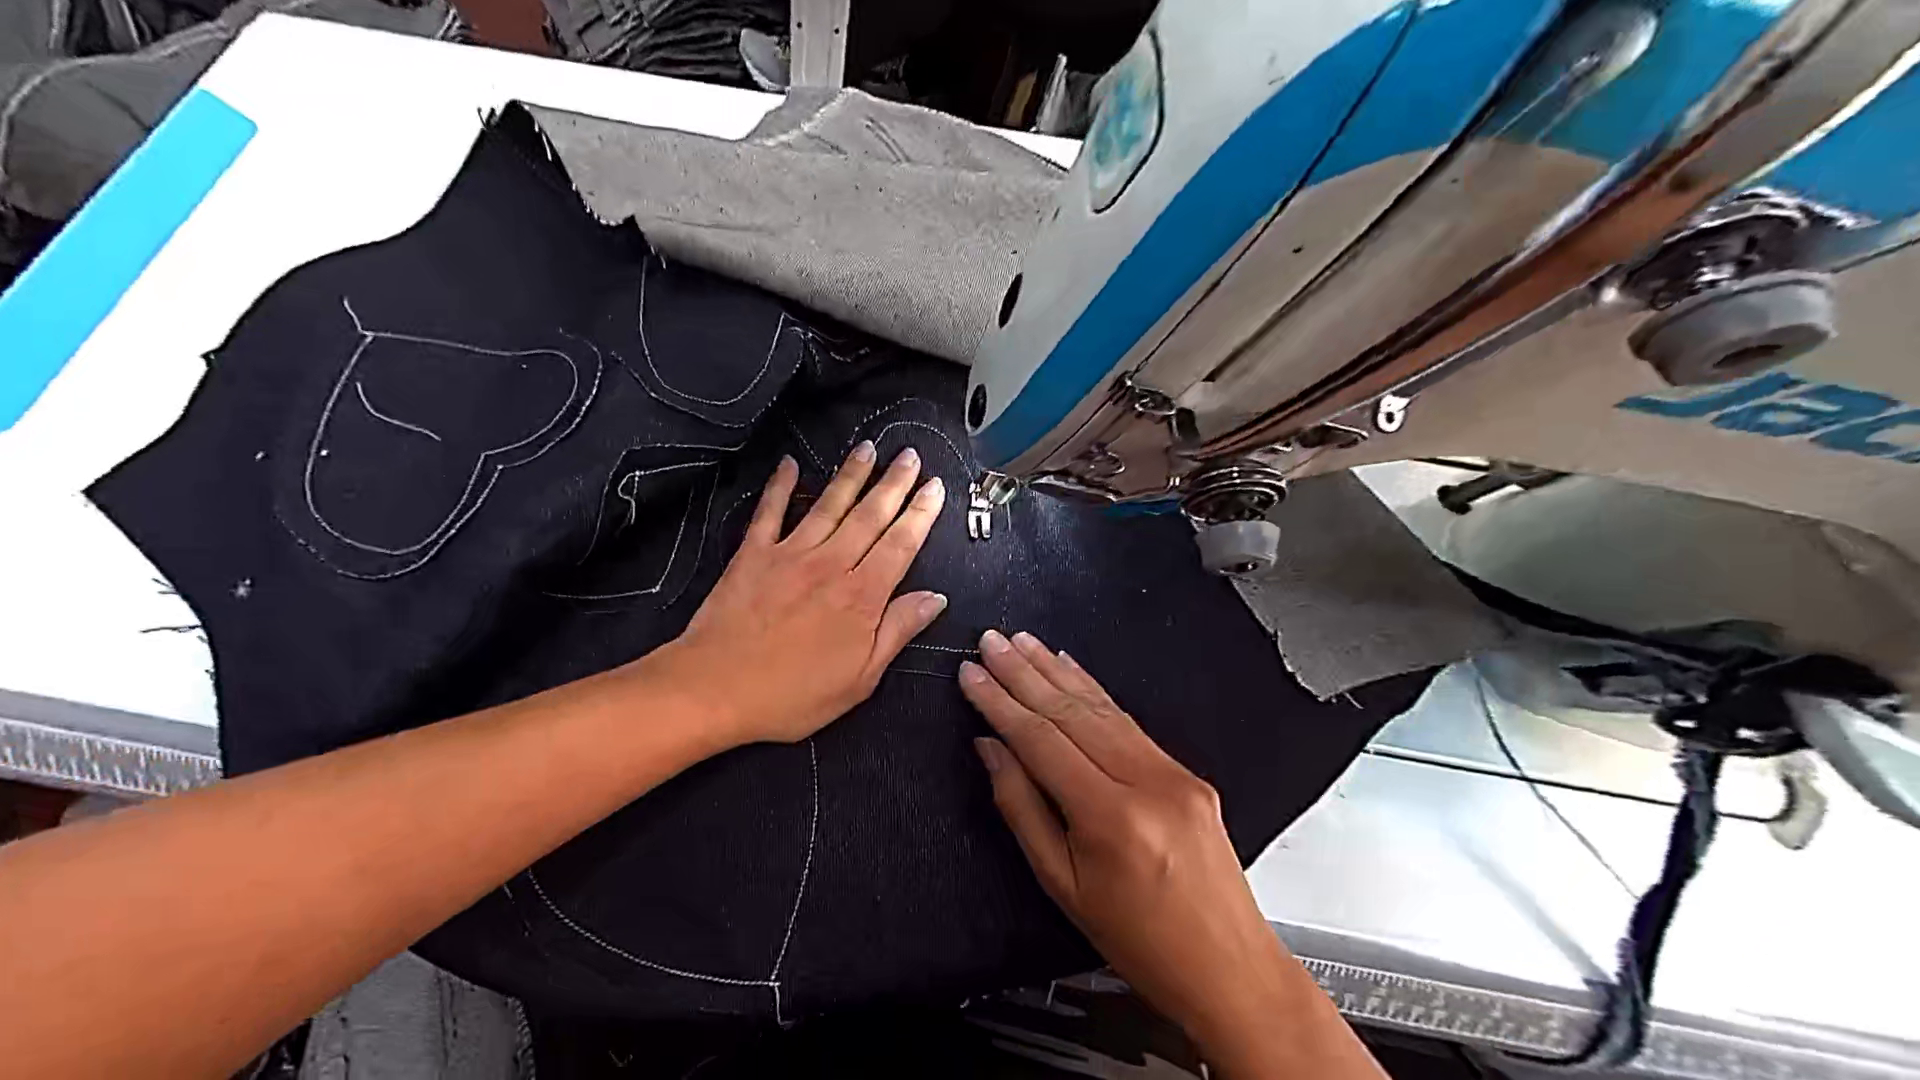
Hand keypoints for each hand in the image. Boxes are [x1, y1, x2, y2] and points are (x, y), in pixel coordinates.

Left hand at [650, 442, 947, 746]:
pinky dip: (780, 485)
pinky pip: (770, 511)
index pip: (901, 544)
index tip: (934, 487)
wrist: (714, 688)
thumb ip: (898, 631)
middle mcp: (831, 565)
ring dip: (851, 474)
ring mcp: (790, 554)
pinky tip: (790, 464)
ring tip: (868, 448)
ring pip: (829, 504)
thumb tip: (935, 599)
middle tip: (909, 456)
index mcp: (861, 597)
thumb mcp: (860, 678)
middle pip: (870, 515)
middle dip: (894, 483)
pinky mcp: (753, 554)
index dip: (921, 513)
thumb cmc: (791, 694)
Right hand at [961, 631, 1383, 1078]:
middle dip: (1022, 671)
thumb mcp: (1062, 885)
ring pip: (1101, 707)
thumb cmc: (1143, 942)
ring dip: (1055, 670)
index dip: (1000, 702)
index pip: (1041, 739)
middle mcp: (1148, 784)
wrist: (1228, 969)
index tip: (972, 675)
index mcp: (1112, 818)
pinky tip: (1071, 668)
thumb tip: (991, 749)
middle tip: (991, 641)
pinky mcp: (1187, 771)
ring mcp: (1174, 773)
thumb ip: (1021, 808)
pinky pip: (1129, 720)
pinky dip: (1093, 690)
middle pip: (1070, 711)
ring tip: (1022, 643)